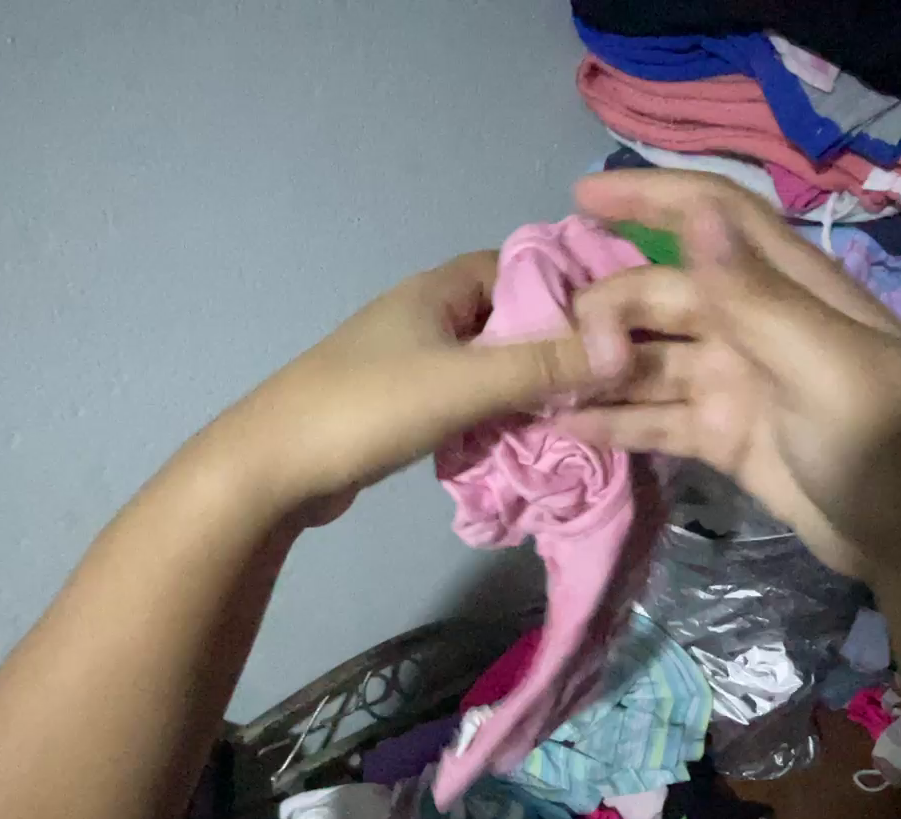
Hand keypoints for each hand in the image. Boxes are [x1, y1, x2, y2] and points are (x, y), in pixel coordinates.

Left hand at [199, 251, 611, 521]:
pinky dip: (493, 415)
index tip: (618, 326)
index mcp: (439, 290)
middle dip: (553, 349)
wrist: (275, 468)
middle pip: (508, 320)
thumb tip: (624, 345)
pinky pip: (465, 399)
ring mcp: (411, 362)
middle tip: (604, 381)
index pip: (522, 268)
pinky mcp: (402, 405)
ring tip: (573, 414)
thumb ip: (542, 365)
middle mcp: (427, 315)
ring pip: (487, 365)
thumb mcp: (464, 383)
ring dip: (524, 388)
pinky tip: (520, 439)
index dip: (570, 290)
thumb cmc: (368, 408)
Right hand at [559, 170, 900, 578]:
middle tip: (560, 344)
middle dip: (609, 309)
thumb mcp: (826, 363)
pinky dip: (617, 422)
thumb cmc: (885, 441)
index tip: (580, 197)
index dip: (651, 196)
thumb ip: (755, 297)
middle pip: (664, 297)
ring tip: (543, 381)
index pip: (713, 217)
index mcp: (787, 290)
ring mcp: (731, 383)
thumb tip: (697, 216)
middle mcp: (750, 327)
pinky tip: (571, 426)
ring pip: (650, 361)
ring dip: (601, 368)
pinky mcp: (719, 436)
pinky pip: (656, 420)